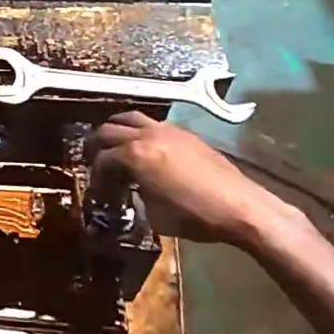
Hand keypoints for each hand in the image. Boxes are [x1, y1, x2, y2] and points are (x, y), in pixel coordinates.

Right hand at [89, 112, 312, 246]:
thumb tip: (132, 190)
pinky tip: (142, 145)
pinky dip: (137, 129)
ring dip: (115, 129)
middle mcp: (145, 134)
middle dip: (96, 146)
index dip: (96, 176)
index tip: (98, 191)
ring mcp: (165, 128)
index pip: (102, 159)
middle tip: (94, 162)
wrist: (239, 205)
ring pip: (128, 117)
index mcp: (134, 155)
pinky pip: (149, 121)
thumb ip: (136, 195)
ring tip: (112, 144)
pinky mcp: (182, 131)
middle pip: (108, 130)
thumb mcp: (155, 215)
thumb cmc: (195, 216)